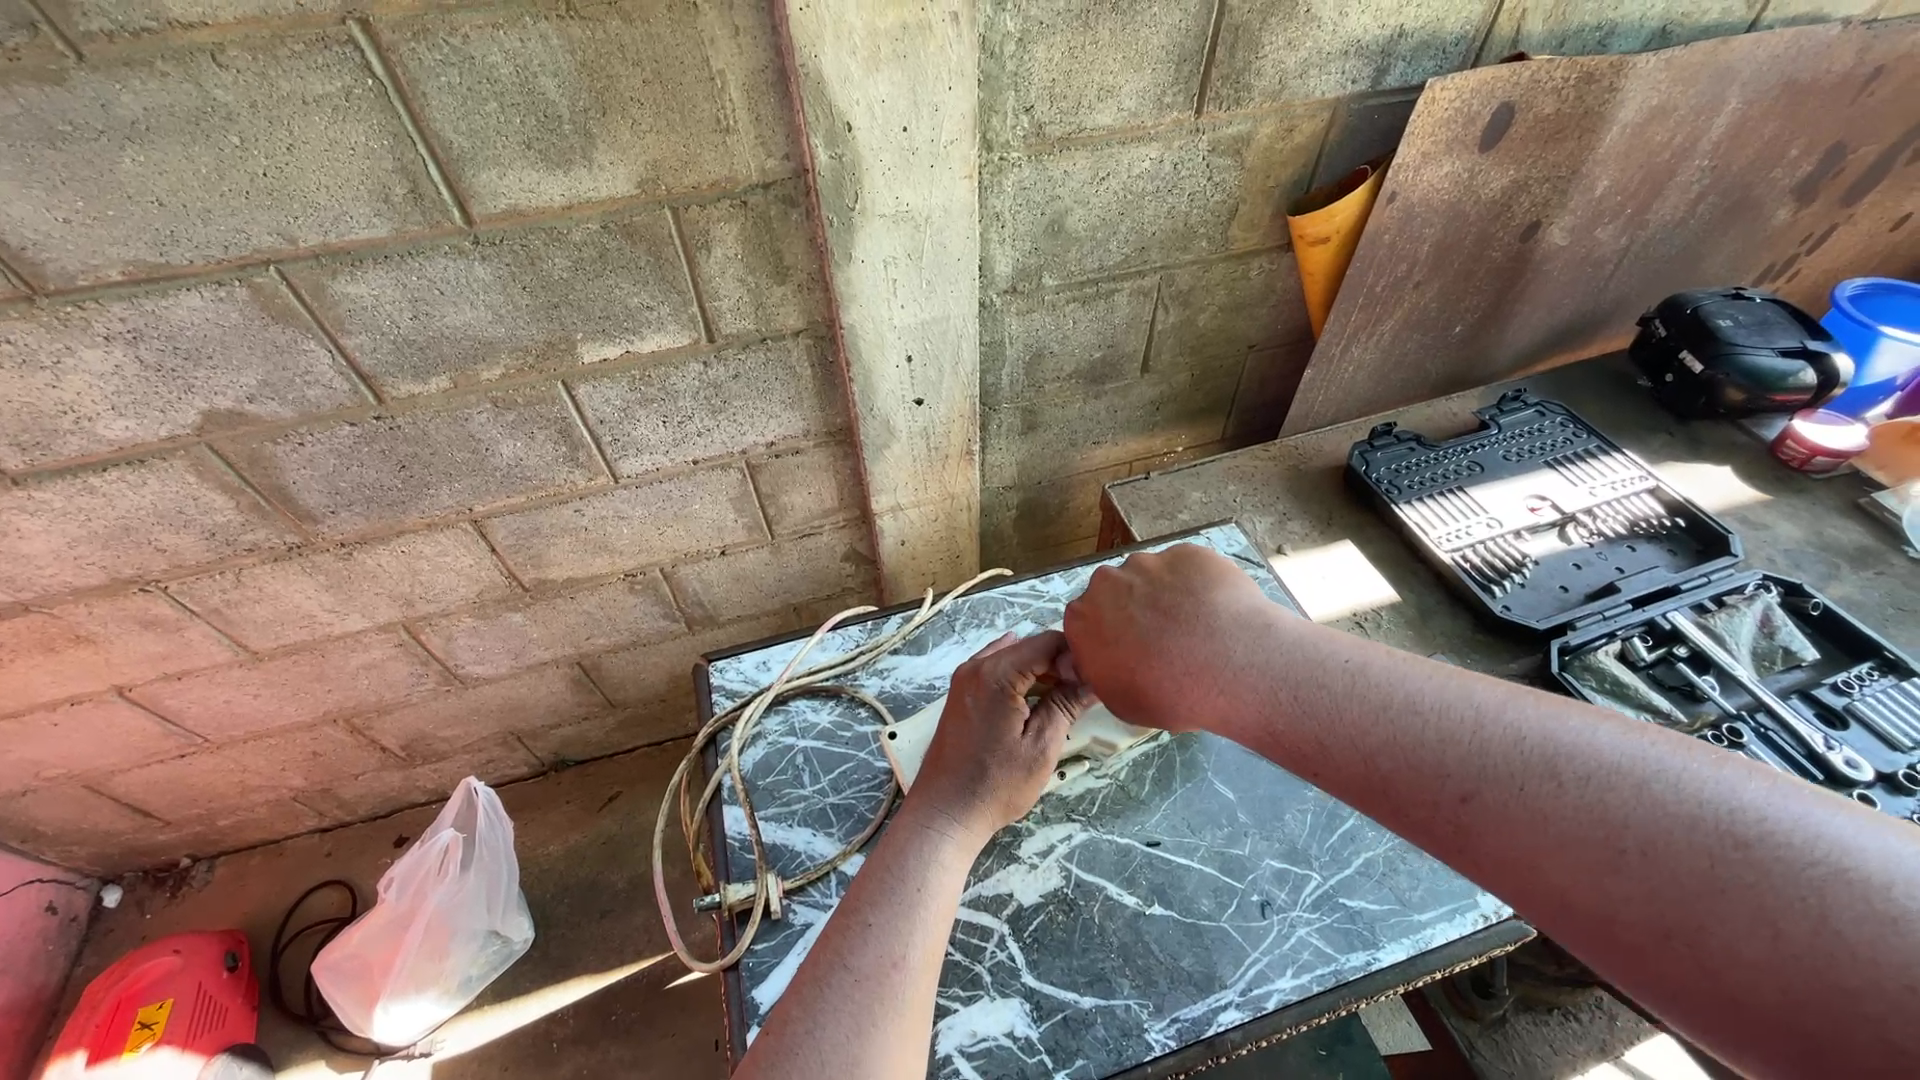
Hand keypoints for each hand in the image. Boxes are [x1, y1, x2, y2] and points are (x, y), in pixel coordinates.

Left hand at [908, 631, 1094, 845]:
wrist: (945, 812)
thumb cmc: (994, 784)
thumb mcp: (1041, 745)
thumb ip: (1067, 703)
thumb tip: (1093, 678)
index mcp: (996, 674)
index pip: (1048, 641)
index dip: (1075, 657)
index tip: (1090, 682)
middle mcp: (976, 666)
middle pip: (1030, 646)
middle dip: (1060, 663)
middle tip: (1082, 693)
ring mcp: (965, 678)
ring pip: (1015, 657)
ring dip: (1042, 672)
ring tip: (1064, 701)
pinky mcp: (961, 693)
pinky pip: (998, 671)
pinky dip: (1021, 679)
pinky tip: (1037, 702)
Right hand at [1062, 544, 1282, 731]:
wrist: (1231, 668)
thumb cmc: (1170, 695)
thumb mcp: (1119, 701)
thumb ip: (1099, 671)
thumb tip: (1096, 658)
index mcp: (1082, 619)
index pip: (1085, 621)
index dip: (1108, 635)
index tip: (1129, 650)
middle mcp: (1107, 582)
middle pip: (1114, 592)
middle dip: (1133, 610)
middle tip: (1162, 638)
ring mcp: (1149, 563)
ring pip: (1151, 576)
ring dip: (1164, 594)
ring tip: (1194, 625)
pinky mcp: (1187, 554)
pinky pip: (1186, 568)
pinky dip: (1196, 584)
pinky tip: (1214, 610)